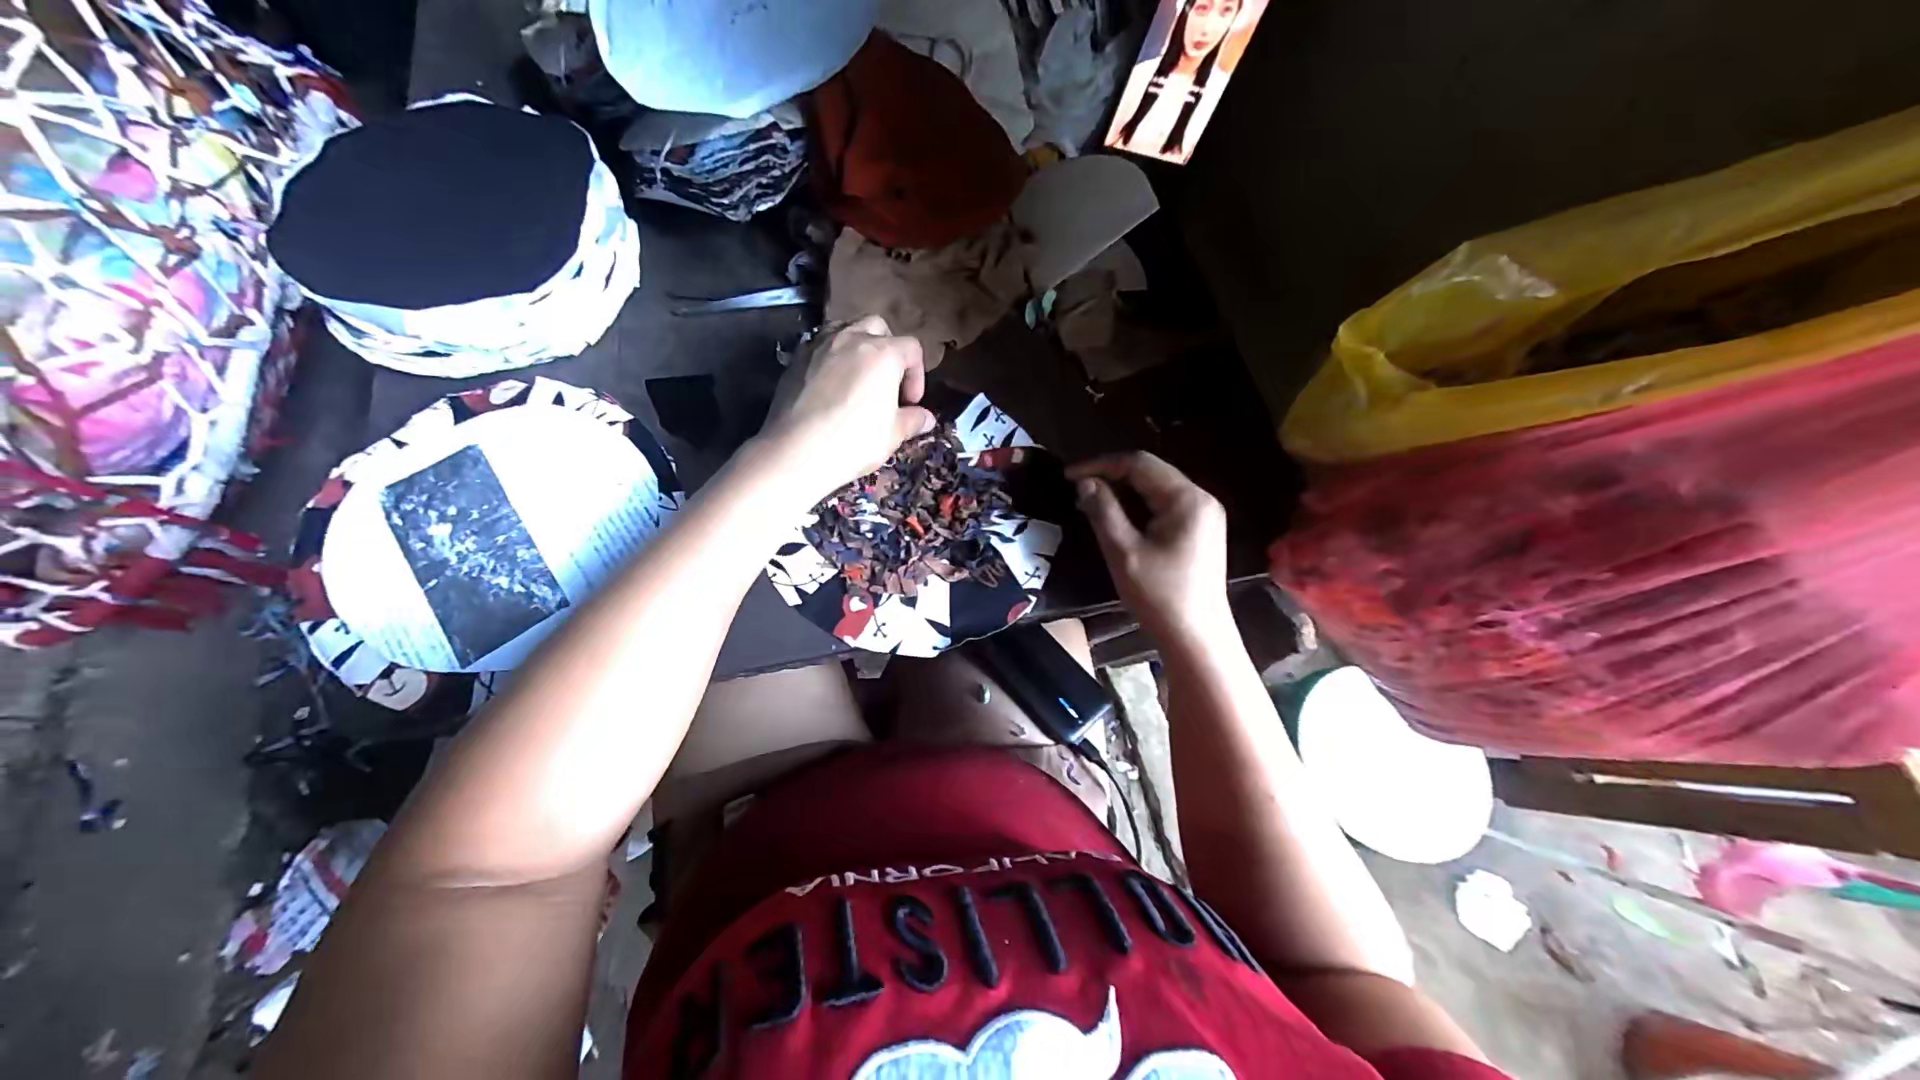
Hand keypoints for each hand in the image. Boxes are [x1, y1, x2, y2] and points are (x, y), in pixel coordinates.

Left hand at [764, 316, 936, 497]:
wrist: (796, 451)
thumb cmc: (852, 442)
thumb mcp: (891, 435)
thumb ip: (912, 421)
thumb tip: (925, 418)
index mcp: (883, 353)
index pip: (912, 348)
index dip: (917, 375)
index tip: (911, 402)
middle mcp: (851, 338)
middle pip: (878, 327)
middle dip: (888, 349)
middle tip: (887, 381)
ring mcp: (820, 344)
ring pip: (845, 328)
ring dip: (857, 346)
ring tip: (857, 376)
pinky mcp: (796, 358)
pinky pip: (819, 345)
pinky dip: (830, 356)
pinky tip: (829, 383)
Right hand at [1069, 452, 1230, 642]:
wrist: (1196, 637)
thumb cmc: (1159, 596)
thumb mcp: (1123, 552)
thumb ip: (1103, 511)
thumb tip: (1085, 482)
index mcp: (1187, 499)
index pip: (1139, 463)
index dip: (1100, 464)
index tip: (1068, 476)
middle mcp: (1202, 499)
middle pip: (1151, 472)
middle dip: (1112, 476)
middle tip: (1077, 489)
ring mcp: (1205, 515)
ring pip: (1157, 488)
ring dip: (1124, 491)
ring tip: (1091, 503)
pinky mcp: (1202, 531)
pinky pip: (1166, 505)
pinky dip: (1139, 506)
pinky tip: (1117, 518)